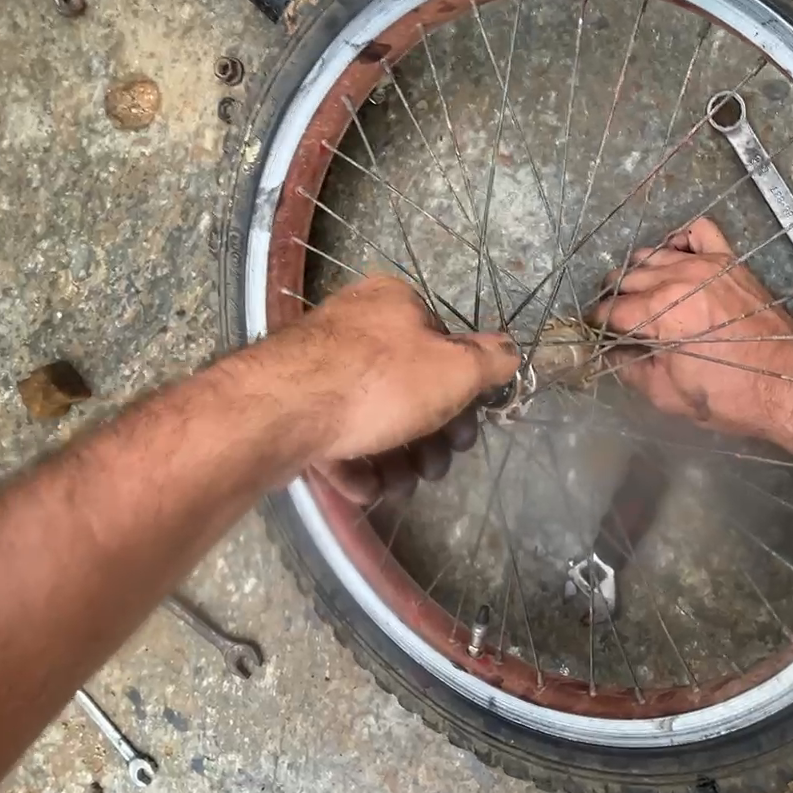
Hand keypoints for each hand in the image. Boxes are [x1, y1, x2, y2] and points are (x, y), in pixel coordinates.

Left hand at [265, 276, 518, 501]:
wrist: (280, 413)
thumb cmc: (380, 383)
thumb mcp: (454, 370)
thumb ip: (490, 360)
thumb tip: (512, 350)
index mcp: (395, 304)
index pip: (443, 348)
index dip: (461, 395)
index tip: (464, 431)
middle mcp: (355, 328)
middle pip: (410, 389)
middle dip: (429, 438)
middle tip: (435, 466)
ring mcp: (318, 369)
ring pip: (374, 419)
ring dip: (397, 460)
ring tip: (400, 485)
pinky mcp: (292, 408)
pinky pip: (337, 437)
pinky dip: (357, 466)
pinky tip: (366, 488)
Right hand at [587, 218, 792, 441]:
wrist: (790, 386)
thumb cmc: (729, 397)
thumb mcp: (668, 395)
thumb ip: (630, 370)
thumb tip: (609, 354)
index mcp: (660, 313)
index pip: (611, 310)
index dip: (597, 324)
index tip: (596, 334)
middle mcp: (678, 279)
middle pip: (627, 278)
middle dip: (614, 299)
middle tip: (617, 320)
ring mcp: (706, 265)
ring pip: (654, 254)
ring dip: (639, 272)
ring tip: (640, 294)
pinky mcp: (730, 262)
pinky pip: (697, 231)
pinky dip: (680, 240)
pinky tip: (675, 260)